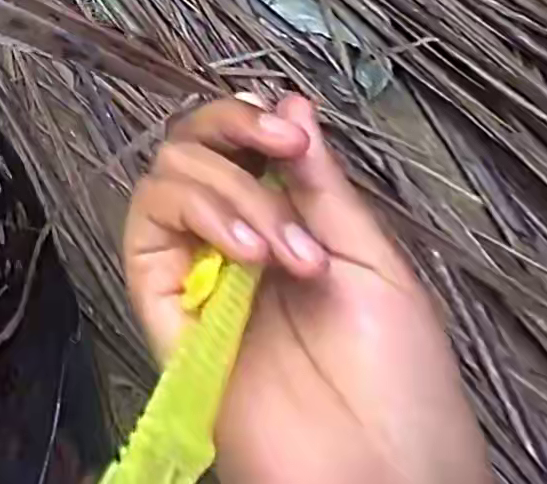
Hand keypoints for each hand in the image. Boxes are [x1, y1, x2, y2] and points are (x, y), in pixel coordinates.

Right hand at [122, 94, 488, 483]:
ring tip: (290, 251)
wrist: (374, 481)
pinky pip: (149, 216)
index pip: (230, 142)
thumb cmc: (397, 386)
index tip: (285, 126)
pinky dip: (197, 211)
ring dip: (230, 189)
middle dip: (231, 132)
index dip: (243, 118)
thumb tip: (288, 100)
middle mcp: (220, 226)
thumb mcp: (374, 267)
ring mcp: (184, 254)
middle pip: (187, 142)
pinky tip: (247, 249)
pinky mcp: (153, 282)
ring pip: (168, 170)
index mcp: (273, 218)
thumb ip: (321, 184)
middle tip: (282, 149)